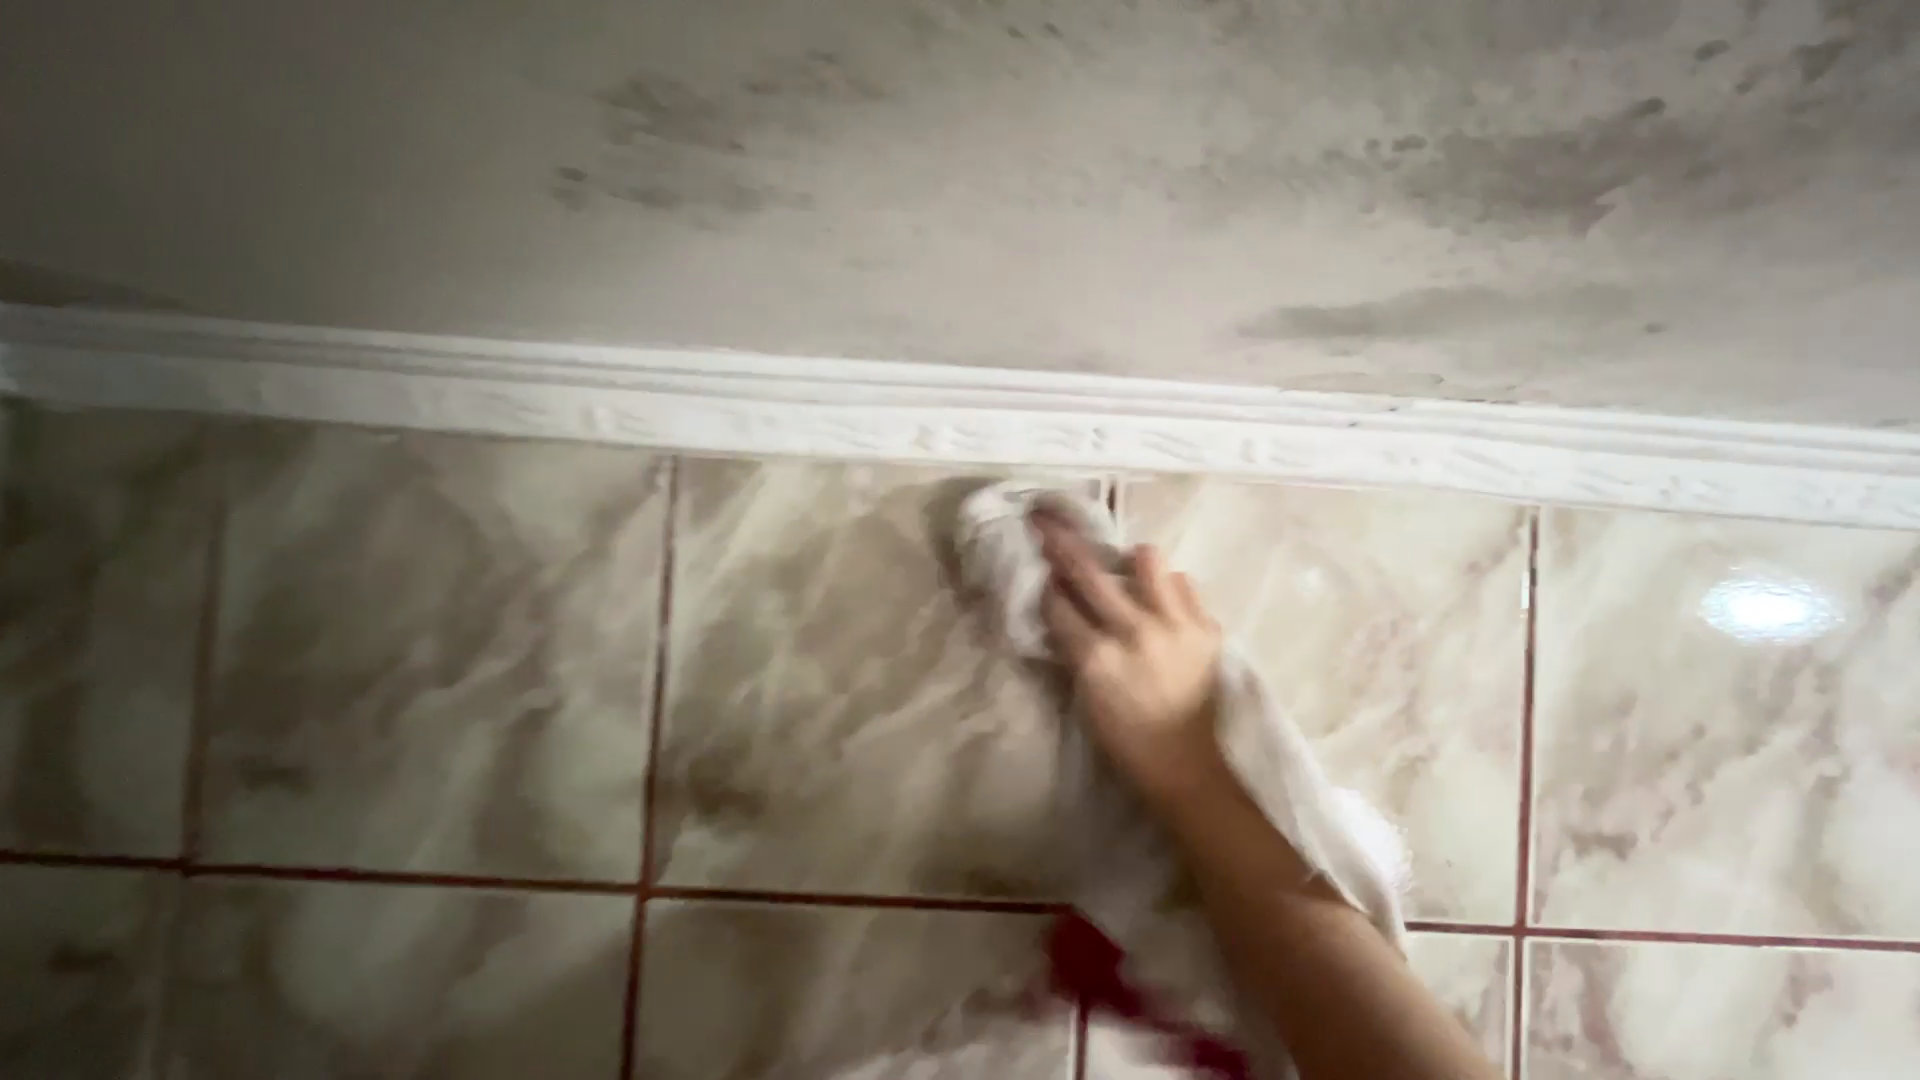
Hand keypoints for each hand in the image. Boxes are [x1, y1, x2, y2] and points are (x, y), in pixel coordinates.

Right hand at [1033, 513, 1227, 804]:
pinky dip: (1166, 586)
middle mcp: (1134, 633)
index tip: (1042, 569)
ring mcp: (1175, 627)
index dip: (1047, 585)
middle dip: (1060, 541)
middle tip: (1045, 519)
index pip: (1058, 603)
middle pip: (1088, 571)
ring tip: (1125, 568)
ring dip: (1128, 561)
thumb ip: (1074, 646)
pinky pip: (1182, 583)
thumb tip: (1063, 604)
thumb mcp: (1085, 695)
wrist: (1186, 766)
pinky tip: (1161, 600)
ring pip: (1146, 560)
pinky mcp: (1207, 628)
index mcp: (1096, 658)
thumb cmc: (1125, 738)